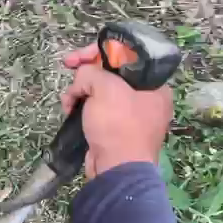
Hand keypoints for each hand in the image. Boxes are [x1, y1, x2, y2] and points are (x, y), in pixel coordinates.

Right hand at [60, 44, 172, 177]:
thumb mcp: (105, 89)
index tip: (75, 57)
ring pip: (100, 90)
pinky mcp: (115, 128)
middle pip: (110, 72)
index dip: (98, 52)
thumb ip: (92, 72)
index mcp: (154, 85)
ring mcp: (130, 114)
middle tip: (67, 68)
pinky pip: (97, 108)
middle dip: (85, 73)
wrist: (118, 170)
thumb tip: (82, 78)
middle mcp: (145, 97)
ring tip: (68, 101)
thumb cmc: (118, 126)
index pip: (125, 56)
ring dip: (79, 91)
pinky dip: (82, 106)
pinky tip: (70, 111)